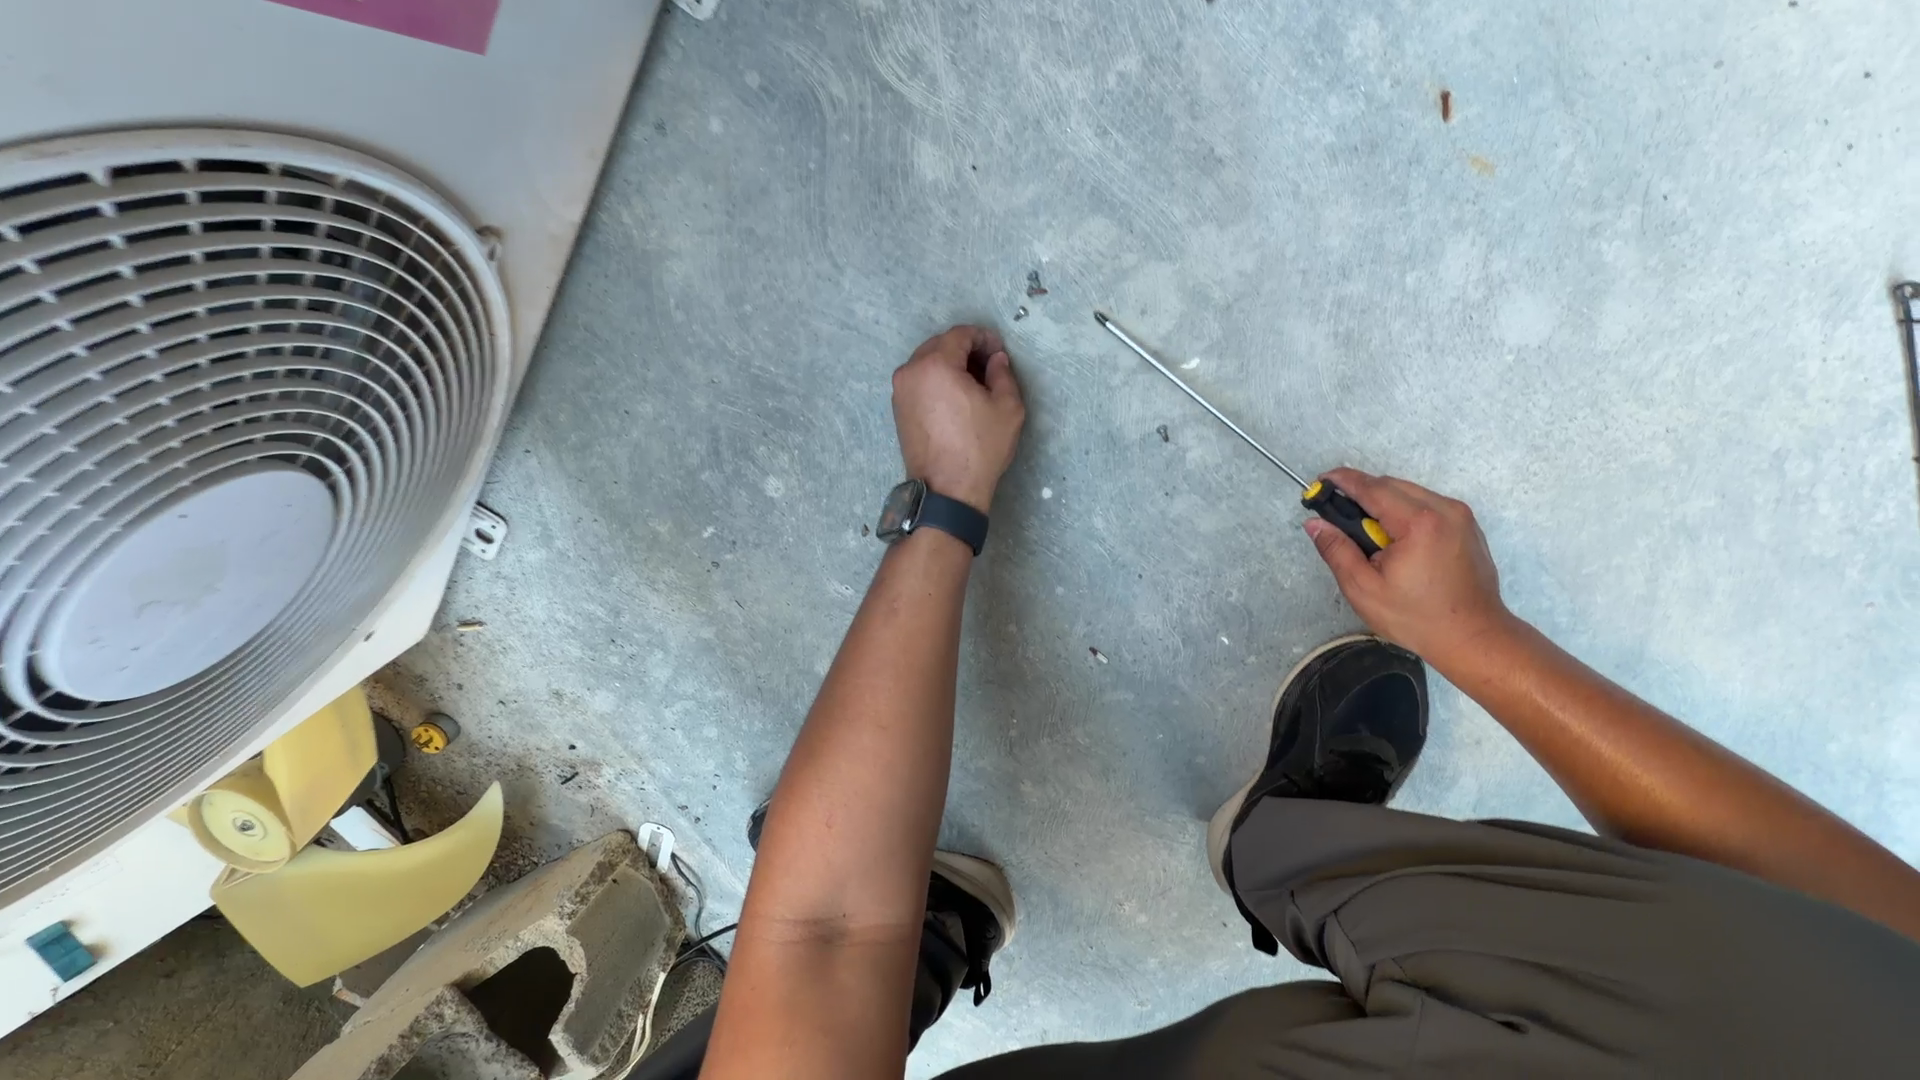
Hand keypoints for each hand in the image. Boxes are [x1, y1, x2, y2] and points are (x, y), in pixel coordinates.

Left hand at [891, 325, 1025, 511]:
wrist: (947, 490)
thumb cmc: (979, 448)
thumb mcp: (1007, 408)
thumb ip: (1003, 374)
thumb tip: (996, 360)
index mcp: (935, 364)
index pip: (961, 335)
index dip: (984, 338)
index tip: (999, 352)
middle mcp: (911, 371)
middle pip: (941, 345)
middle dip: (966, 350)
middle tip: (989, 367)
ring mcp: (900, 391)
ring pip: (927, 363)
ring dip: (950, 365)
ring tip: (974, 384)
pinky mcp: (898, 409)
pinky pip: (919, 382)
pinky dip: (937, 381)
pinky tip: (956, 398)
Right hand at [1304, 468, 1513, 662]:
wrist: (1473, 637)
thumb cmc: (1415, 617)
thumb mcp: (1363, 588)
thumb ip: (1336, 550)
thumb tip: (1314, 523)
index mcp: (1418, 523)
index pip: (1372, 488)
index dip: (1342, 481)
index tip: (1320, 481)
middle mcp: (1444, 509)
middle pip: (1392, 485)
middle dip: (1362, 493)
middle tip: (1339, 515)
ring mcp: (1461, 517)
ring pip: (1411, 493)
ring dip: (1384, 502)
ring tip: (1368, 532)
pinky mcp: (1468, 527)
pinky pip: (1429, 506)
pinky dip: (1406, 511)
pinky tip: (1396, 539)